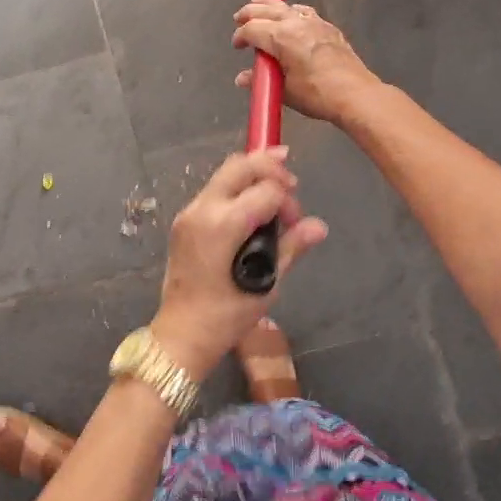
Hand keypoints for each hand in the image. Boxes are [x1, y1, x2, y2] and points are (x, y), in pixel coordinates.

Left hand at [150, 148, 327, 380]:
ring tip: (279, 186)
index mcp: (222, 224)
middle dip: (270, 167)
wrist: (182, 334)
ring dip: (253, 174)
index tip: (296, 224)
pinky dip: (237, 188)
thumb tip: (319, 226)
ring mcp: (188, 213)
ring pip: (224, 174)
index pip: (266, 190)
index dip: (288, 201)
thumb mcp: (265, 283)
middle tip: (293, 183)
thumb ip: (290, 248)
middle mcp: (201, 209)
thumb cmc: (226, 316)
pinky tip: (254, 201)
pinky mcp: (184, 221)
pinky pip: (214, 191)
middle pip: (239, 166)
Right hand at [232, 0, 379, 124]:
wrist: (355, 94)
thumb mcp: (284, 90)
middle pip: (267, 10)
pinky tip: (292, 14)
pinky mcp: (328, 28)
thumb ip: (261, 81)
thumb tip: (242, 78)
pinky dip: (292, 11)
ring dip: (270, 5)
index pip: (252, 29)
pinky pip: (304, 12)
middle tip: (238, 17)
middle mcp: (296, 24)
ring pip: (286, 7)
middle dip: (250, 12)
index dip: (240, 36)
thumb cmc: (316, 94)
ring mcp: (315, 23)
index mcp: (281, 37)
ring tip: (258, 1)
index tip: (237, 47)